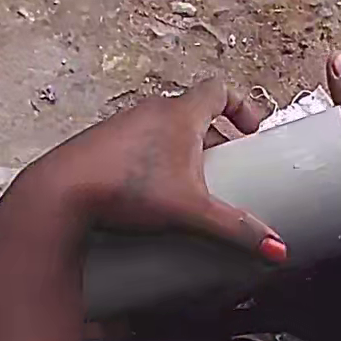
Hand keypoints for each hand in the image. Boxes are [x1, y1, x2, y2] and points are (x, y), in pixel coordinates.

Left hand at [5, 78, 286, 260]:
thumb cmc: (129, 191)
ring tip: (191, 184)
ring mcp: (122, 125)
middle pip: (193, 111)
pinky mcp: (101, 145)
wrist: (61, 194)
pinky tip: (151, 192)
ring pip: (164, 128)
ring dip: (183, 147)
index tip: (251, 133)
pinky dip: (155, 158)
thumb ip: (236, 230)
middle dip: (215, 136)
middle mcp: (151, 110)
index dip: (241, 106)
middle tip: (226, 166)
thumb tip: (279, 251)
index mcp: (179, 114)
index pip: (219, 89)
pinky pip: (139, 143)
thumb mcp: (191, 211)